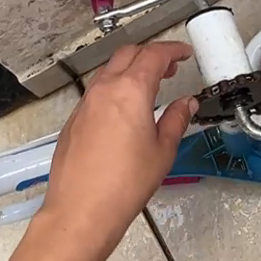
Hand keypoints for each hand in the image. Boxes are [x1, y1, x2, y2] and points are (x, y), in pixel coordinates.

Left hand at [34, 41, 196, 257]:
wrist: (81, 210)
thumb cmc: (123, 184)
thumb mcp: (162, 151)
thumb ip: (176, 120)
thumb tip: (186, 104)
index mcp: (130, 91)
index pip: (153, 55)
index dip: (172, 50)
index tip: (184, 53)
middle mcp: (104, 90)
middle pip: (128, 54)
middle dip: (150, 55)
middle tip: (170, 67)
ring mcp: (85, 103)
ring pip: (109, 71)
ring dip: (130, 69)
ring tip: (149, 85)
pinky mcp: (74, 120)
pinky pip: (96, 91)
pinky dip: (114, 87)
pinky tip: (125, 108)